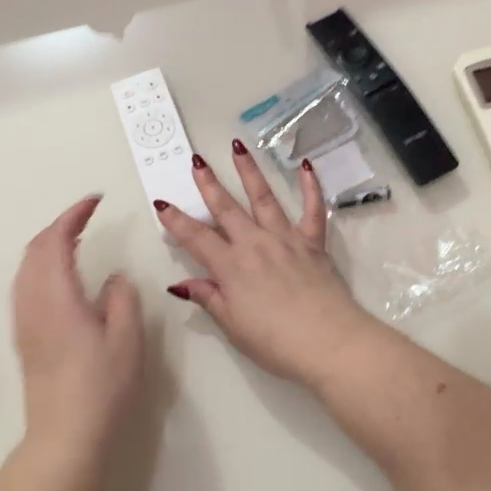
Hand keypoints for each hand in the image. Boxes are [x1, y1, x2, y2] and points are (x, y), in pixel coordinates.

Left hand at [11, 196, 144, 448]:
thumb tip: (112, 279)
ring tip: (76, 240)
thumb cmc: (102, 387)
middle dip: (59, 226)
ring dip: (48, 246)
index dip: (73, 216)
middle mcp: (33, 303)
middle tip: (88, 218)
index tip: (95, 202)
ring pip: (26, 268)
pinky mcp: (25, 339)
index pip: (56, 241)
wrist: (65, 437)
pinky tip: (62, 277)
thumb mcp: (127, 340)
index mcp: (57, 297)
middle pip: (34, 250)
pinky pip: (26, 286)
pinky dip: (42, 266)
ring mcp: (24, 322)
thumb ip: (122, 299)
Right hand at [157, 142, 378, 385]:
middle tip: (196, 161)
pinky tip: (306, 166)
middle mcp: (255, 244)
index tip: (162, 203)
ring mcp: (286, 239)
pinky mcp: (313, 242)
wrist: (328, 341)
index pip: (197, 238)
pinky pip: (312, 209)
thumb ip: (209, 298)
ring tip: (237, 147)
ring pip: (263, 198)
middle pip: (227, 209)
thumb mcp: (233, 326)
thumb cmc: (275, 342)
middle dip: (208, 184)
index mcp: (231, 267)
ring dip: (249, 171)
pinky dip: (310, 187)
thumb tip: (181, 283)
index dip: (177, 221)